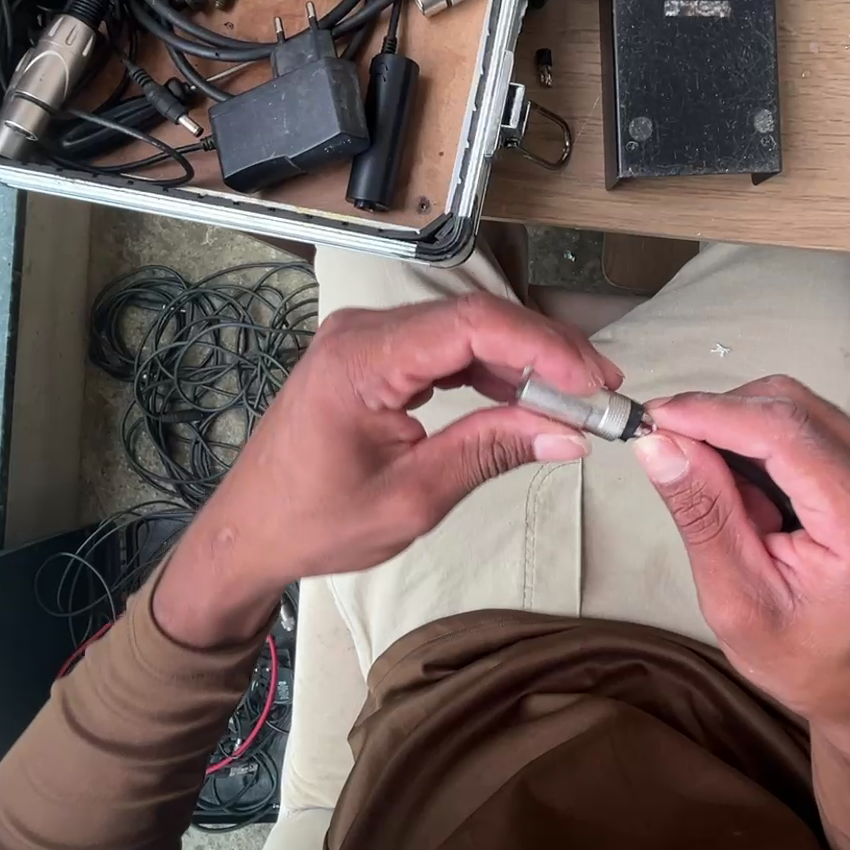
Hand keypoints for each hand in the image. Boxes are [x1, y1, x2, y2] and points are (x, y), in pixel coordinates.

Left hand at [154, 292, 621, 646]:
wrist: (249, 531)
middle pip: (473, 319)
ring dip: (522, 360)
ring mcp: (366, 338)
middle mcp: (363, 330)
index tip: (594, 381)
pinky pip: (443, 348)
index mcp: (362, 358)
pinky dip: (489, 369)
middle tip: (600, 389)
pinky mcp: (372, 354)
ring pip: (464, 330)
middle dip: (544, 351)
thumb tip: (569, 435)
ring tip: (575, 395)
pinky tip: (524, 394)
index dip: (542, 346)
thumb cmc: (317, 522)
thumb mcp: (412, 497)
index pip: (471, 325)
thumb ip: (490, 452)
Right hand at [632, 376, 849, 737]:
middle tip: (667, 442)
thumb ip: (703, 515)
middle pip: (793, 407)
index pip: (787, 434)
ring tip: (702, 466)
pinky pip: (809, 422)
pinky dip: (758, 432)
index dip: (715, 413)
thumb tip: (657, 442)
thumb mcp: (736, 600)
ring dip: (736, 420)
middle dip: (720, 413)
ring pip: (798, 405)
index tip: (653, 417)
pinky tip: (736, 471)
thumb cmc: (800, 658)